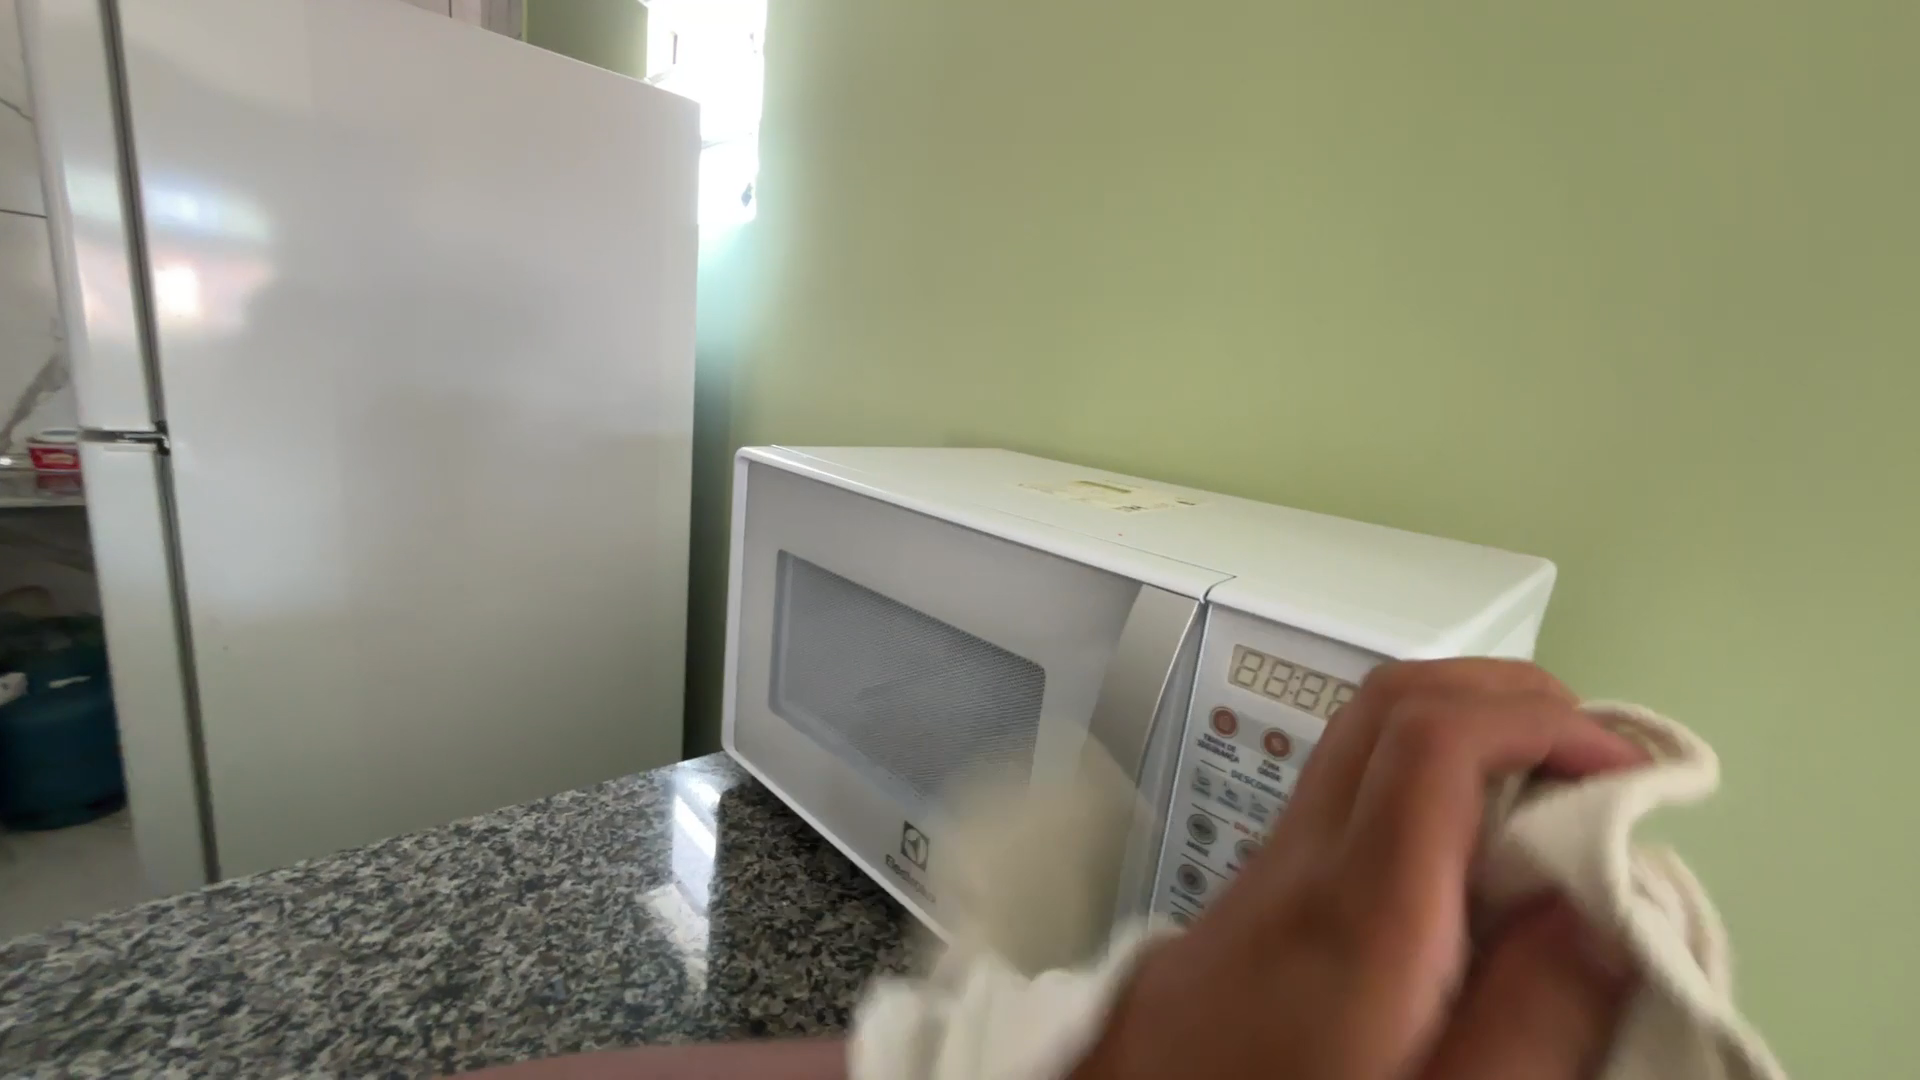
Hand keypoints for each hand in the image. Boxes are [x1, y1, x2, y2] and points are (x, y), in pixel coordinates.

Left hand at [1071, 659, 1642, 1079]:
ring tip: (1556, 792)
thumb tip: (1605, 907)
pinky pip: (1349, 774)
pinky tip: (1476, 837)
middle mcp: (1308, 848)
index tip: (1627, 766)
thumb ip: (1534, 1018)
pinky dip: (1426, 764)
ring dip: (1465, 722)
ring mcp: (1278, 846)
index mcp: (1361, 906)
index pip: (1431, 739)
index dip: (1538, 721)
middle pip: (1389, 701)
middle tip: (1597, 759)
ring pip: (1364, 727)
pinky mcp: (1269, 865)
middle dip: (1504, 694)